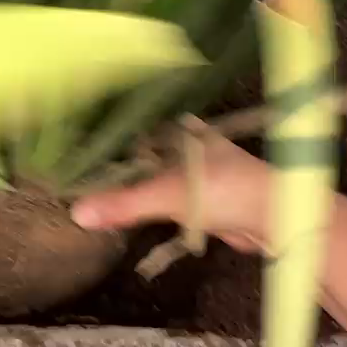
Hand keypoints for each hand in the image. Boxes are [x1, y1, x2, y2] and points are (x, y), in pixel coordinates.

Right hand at [71, 135, 270, 252]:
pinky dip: (147, 205)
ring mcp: (194, 170)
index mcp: (177, 130)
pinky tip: (124, 211)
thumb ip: (123, 204)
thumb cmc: (222, 189)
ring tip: (92, 196)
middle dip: (113, 169)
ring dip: (130, 189)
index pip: (130, 132)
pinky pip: (164, 199)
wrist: (276, 217)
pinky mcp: (202, 197)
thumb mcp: (165, 195)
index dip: (103, 144)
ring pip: (151, 178)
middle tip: (75, 181)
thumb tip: (76, 214)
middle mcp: (185, 144)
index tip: (71, 157)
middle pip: (139, 156)